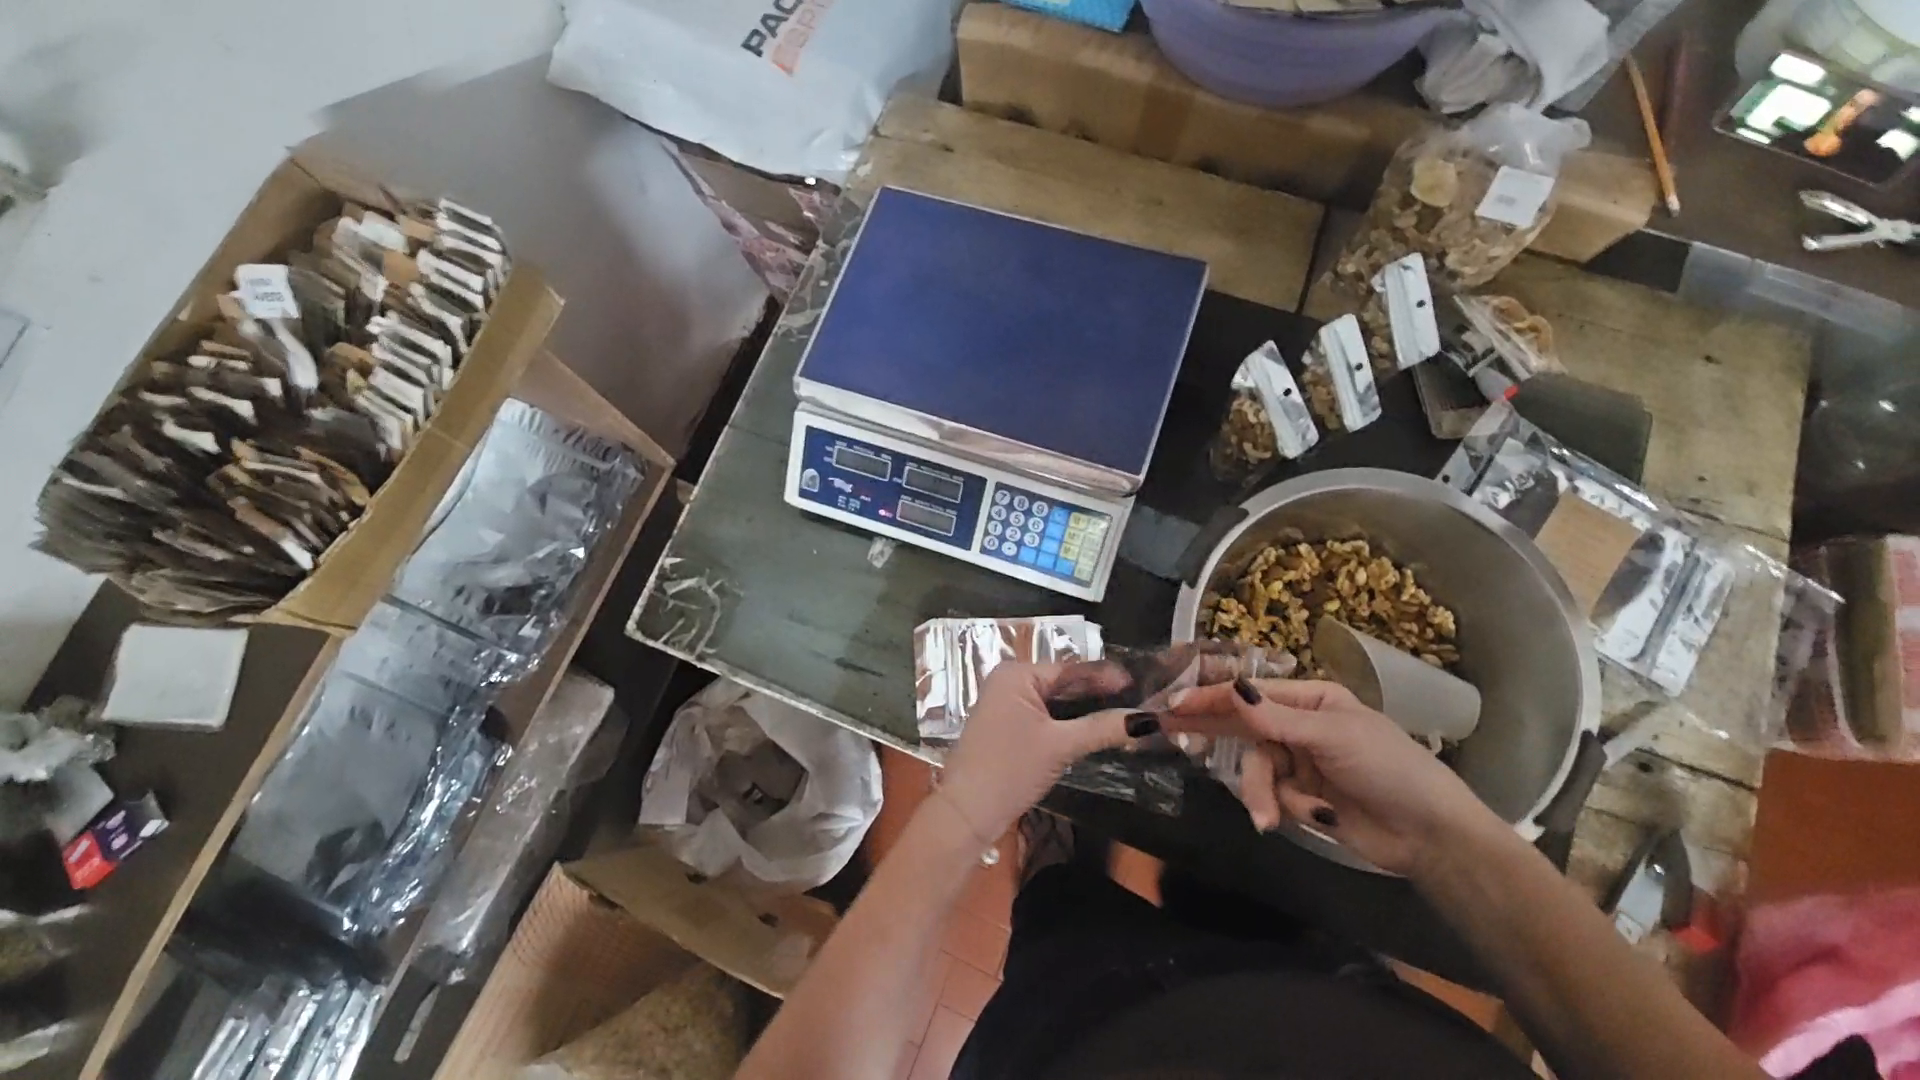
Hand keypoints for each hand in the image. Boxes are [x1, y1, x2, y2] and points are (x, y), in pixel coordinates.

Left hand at [936, 662, 1144, 844]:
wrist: (967, 811)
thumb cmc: (1011, 769)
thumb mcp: (1060, 746)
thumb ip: (1102, 728)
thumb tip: (1147, 719)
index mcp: (1016, 674)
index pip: (1070, 669)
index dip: (1105, 676)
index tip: (1138, 683)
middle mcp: (1008, 682)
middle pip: (1062, 683)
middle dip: (1097, 694)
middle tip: (1137, 700)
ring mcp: (1005, 705)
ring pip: (1054, 702)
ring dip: (1084, 711)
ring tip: (1123, 713)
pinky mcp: (1007, 727)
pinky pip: (1044, 717)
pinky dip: (1067, 723)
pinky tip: (1093, 730)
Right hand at [1163, 679, 1501, 875]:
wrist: (1429, 834)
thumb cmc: (1387, 768)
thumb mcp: (1331, 736)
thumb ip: (1275, 718)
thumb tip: (1232, 689)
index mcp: (1311, 701)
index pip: (1251, 694)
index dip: (1212, 697)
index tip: (1175, 703)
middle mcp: (1300, 727)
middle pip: (1244, 728)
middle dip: (1214, 735)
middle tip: (1168, 732)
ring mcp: (1300, 764)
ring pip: (1256, 770)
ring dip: (1261, 793)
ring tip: (1269, 818)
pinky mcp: (1302, 799)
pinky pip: (1271, 796)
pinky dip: (1284, 807)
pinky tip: (1315, 816)